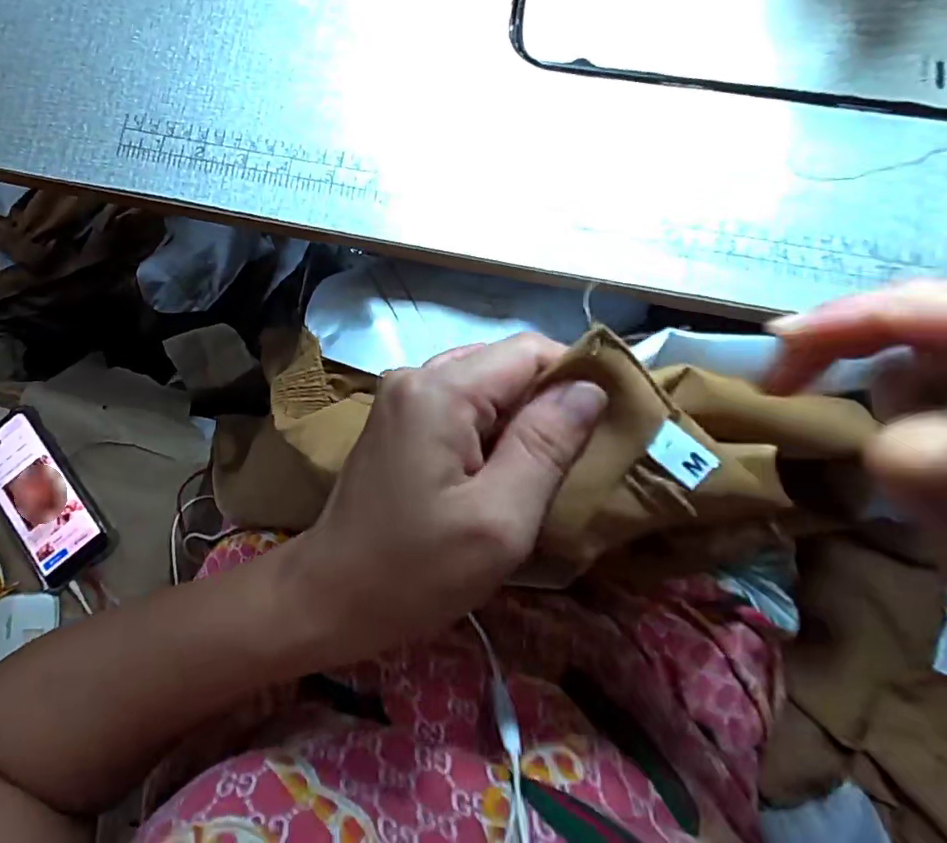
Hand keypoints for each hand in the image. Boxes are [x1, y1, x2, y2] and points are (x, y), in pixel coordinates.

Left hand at [278, 334, 606, 667]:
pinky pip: (458, 406)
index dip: (577, 376)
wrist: (331, 595)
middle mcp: (414, 377)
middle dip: (550, 400)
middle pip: (504, 364)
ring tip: (548, 468)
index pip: (528, 351)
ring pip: (483, 385)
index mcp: (438, 391)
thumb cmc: (415, 570)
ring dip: (521, 418)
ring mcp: (400, 398)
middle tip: (583, 455)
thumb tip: (590, 388)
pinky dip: (490, 429)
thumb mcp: (499, 519)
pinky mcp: (396, 421)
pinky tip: (504, 470)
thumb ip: (547, 445)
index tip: (615, 420)